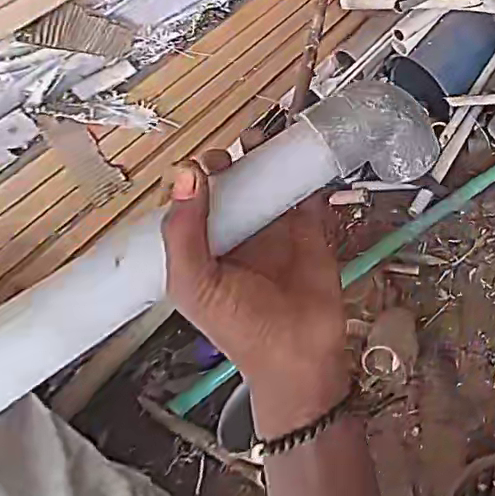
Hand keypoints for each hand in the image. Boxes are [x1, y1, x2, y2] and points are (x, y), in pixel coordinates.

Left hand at [161, 151, 349, 436]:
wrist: (298, 354)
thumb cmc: (239, 327)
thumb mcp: (195, 284)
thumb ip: (184, 232)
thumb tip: (186, 174)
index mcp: (206, 243)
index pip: (196, 198)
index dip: (198, 176)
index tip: (207, 163)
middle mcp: (239, 230)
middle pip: (235, 181)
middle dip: (236, 159)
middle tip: (243, 148)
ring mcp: (276, 227)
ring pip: (271, 179)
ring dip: (270, 157)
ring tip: (268, 141)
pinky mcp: (310, 227)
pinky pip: (308, 192)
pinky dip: (308, 173)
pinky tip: (303, 157)